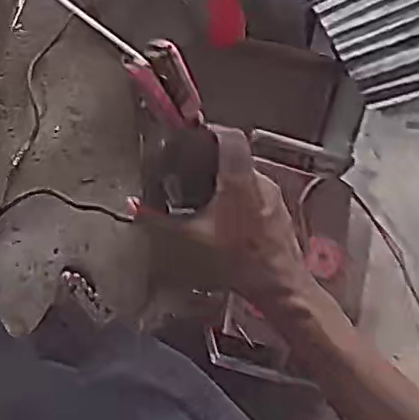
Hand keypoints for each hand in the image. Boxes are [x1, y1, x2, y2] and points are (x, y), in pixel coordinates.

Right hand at [139, 125, 312, 308]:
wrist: (282, 289)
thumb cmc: (241, 260)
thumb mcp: (192, 238)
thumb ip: (160, 220)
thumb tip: (136, 208)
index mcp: (239, 180)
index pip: (230, 136)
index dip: (211, 130)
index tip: (195, 135)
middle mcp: (260, 182)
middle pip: (234, 155)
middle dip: (212, 160)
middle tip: (191, 170)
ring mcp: (273, 196)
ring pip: (245, 175)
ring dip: (226, 180)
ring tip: (206, 196)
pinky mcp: (279, 211)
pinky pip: (256, 192)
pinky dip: (239, 196)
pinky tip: (225, 217)